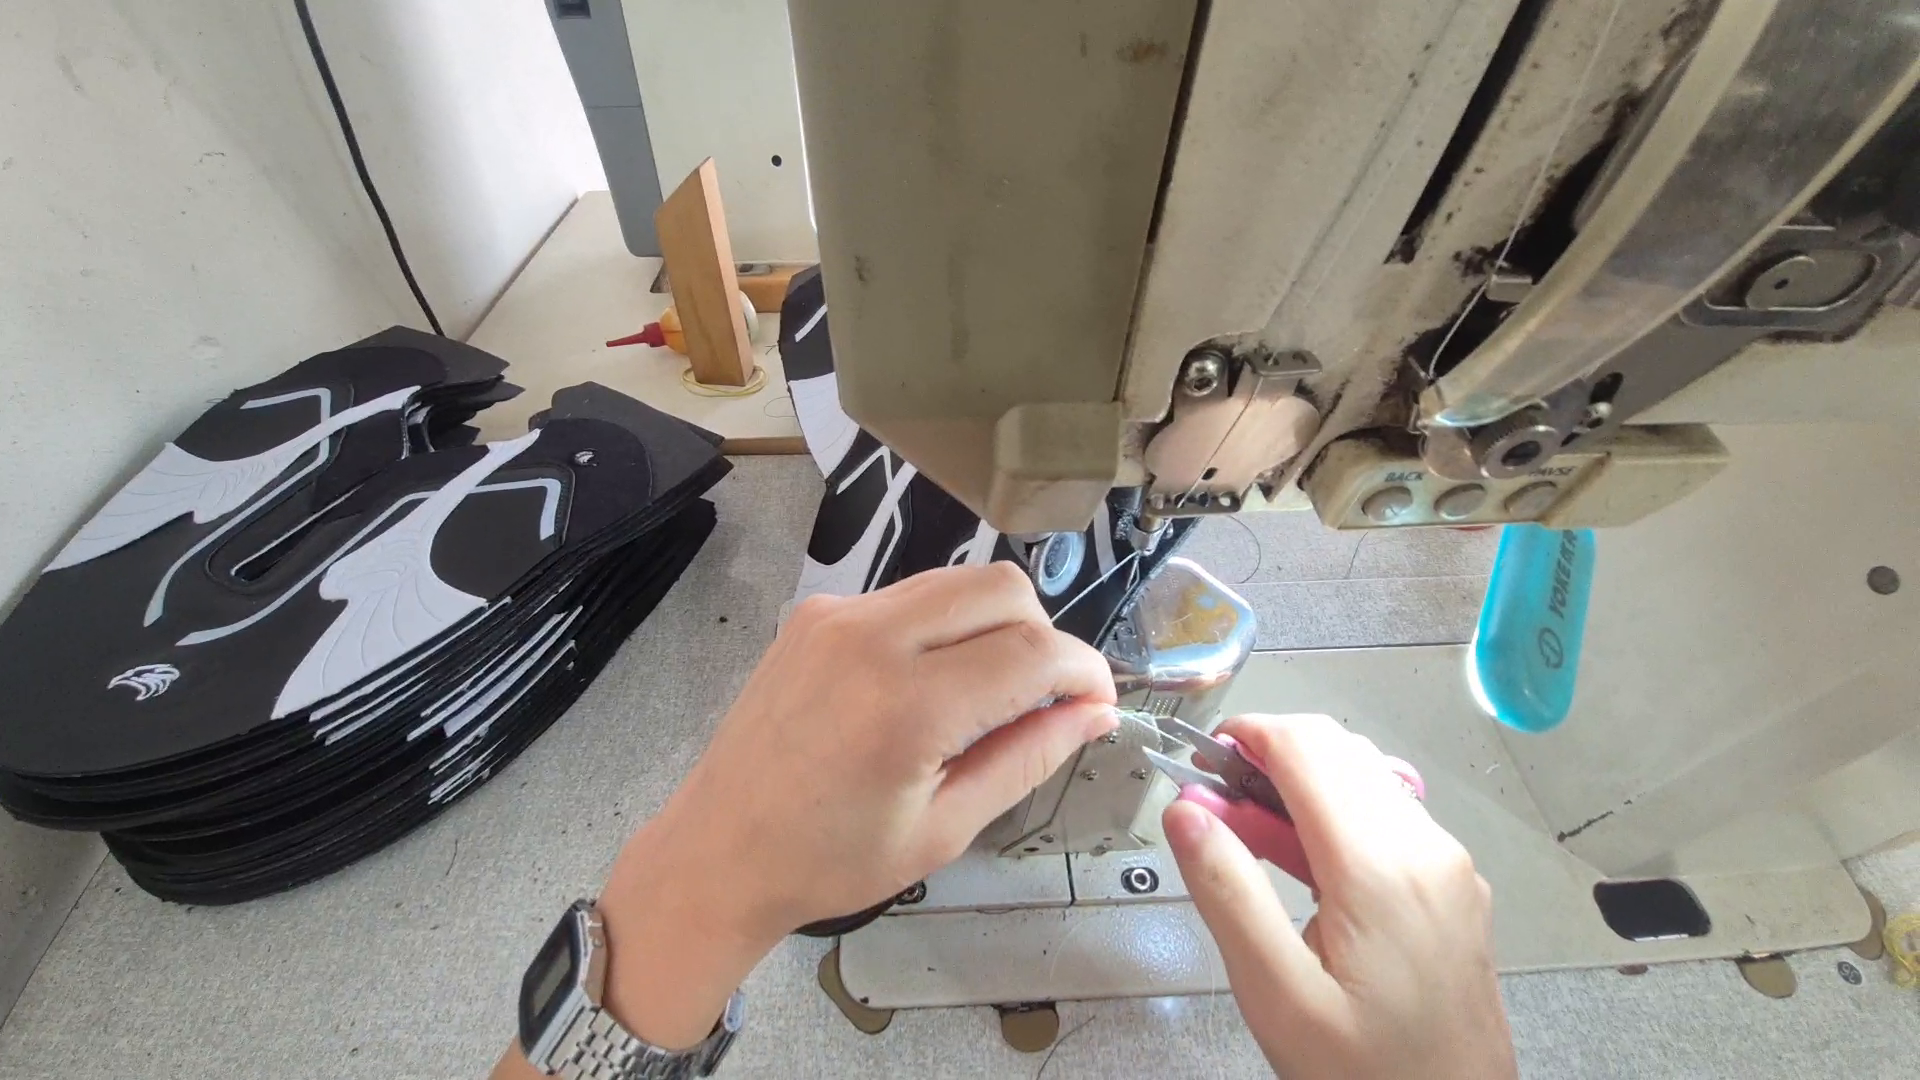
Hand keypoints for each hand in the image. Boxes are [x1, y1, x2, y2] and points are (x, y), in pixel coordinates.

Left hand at [588, 563, 1116, 1049]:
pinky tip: (929, 677)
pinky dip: (946, 623)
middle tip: (1043, 694)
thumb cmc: (832, 860)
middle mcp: (872, 636)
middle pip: (1003, 587)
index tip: (1098, 698)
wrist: (717, 848)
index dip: (1085, 669)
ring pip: (959, 580)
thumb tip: (1095, 713)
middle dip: (1045, 634)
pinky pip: (912, 594)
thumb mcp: (945, 827)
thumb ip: (1028, 758)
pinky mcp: (818, 609)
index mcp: (907, 706)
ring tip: (988, 686)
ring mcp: (839, 613)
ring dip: (997, 622)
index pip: (1033, 651)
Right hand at [1162, 714, 1514, 1079]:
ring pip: (1358, 769)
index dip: (1245, 733)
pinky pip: (1381, 806)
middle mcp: (1425, 845)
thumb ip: (1226, 890)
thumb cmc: (1361, 1074)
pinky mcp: (1451, 880)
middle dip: (1264, 751)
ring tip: (1246, 830)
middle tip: (1214, 800)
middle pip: (1334, 745)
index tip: (1198, 758)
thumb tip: (1183, 809)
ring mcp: (1446, 861)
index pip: (1305, 746)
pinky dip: (1327, 804)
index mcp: (1380, 867)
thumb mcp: (1276, 994)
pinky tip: (1295, 853)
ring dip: (1294, 776)